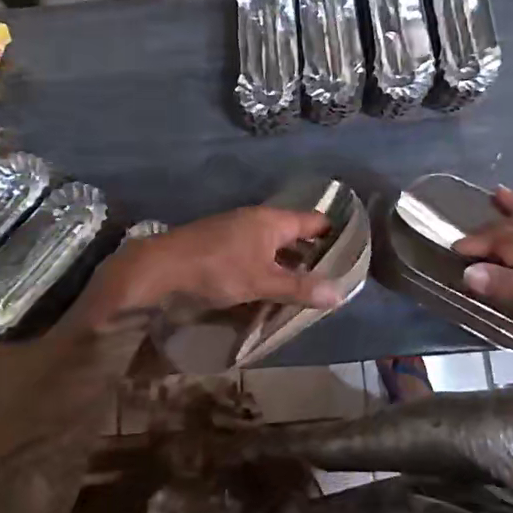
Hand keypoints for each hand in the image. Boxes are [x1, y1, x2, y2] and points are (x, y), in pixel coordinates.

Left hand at [73, 207, 340, 325]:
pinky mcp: (220, 242)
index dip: (334, 234)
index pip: (314, 221)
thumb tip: (339, 294)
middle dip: (312, 252)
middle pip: (294, 232)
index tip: (352, 251)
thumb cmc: (217, 269)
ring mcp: (236, 228)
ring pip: (273, 242)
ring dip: (288, 260)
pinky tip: (269, 284)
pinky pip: (255, 250)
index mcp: (272, 220)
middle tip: (332, 275)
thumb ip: (299, 287)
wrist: (161, 267)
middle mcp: (257, 218)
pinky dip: (268, 264)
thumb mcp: (262, 282)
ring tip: (306, 284)